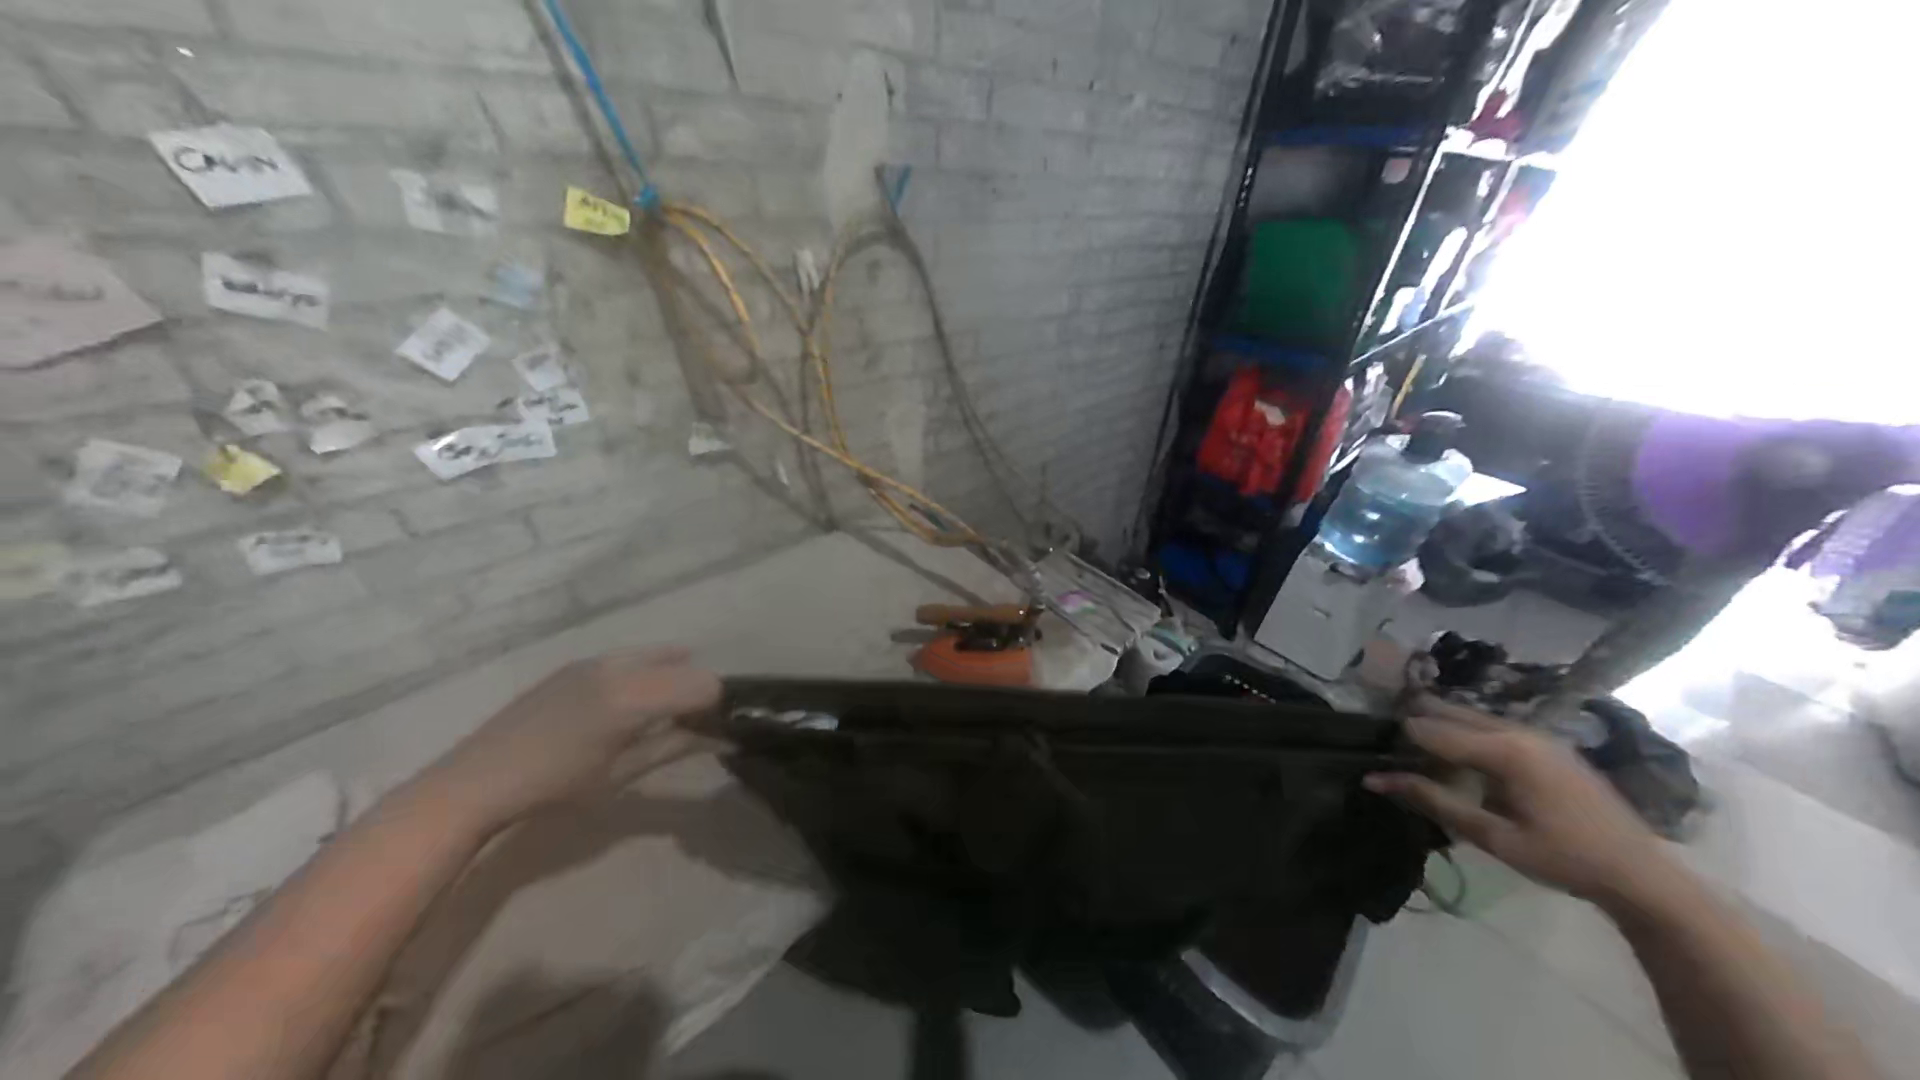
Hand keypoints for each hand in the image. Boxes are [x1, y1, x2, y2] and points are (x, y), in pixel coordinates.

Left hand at [426, 646, 722, 828]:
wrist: (476, 780)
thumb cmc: (554, 787)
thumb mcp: (622, 774)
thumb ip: (675, 747)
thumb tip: (720, 739)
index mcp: (632, 696)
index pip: (704, 684)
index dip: (716, 706)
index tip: (712, 730)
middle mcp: (619, 666)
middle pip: (685, 664)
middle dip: (696, 689)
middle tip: (689, 723)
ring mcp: (595, 660)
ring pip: (658, 655)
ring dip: (671, 678)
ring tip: (660, 715)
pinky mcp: (577, 664)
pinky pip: (630, 658)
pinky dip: (646, 673)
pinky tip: (627, 707)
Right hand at [1365, 696, 1672, 906]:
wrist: (1643, 875)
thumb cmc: (1564, 859)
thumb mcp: (1493, 836)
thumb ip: (1433, 801)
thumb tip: (1375, 779)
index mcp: (1505, 750)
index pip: (1433, 730)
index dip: (1399, 736)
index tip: (1371, 742)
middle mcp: (1519, 731)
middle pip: (1452, 712)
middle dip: (1417, 718)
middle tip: (1383, 734)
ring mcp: (1538, 735)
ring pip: (1473, 716)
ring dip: (1441, 723)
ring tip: (1413, 740)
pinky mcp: (1549, 745)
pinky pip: (1494, 726)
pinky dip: (1466, 731)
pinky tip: (1458, 751)